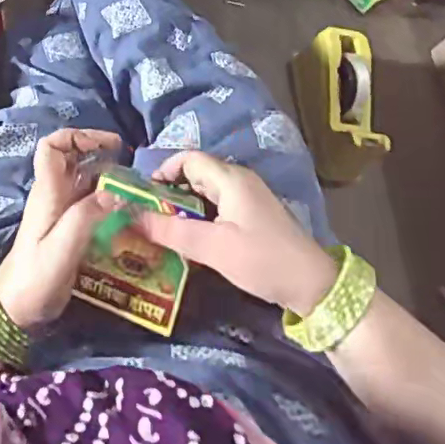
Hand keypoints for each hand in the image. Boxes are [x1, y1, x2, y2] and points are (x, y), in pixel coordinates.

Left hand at [0, 128, 121, 329]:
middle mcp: (53, 194)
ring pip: (82, 178)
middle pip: (71, 157)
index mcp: (48, 192)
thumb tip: (116, 193)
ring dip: (106, 175)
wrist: (16, 309)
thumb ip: (86, 218)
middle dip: (98, 151)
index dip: (77, 137)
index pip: (51, 146)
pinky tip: (126, 210)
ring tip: (134, 186)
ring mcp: (59, 210)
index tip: (107, 146)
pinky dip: (106, 197)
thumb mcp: (62, 249)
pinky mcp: (67, 226)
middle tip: (128, 163)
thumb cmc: (36, 278)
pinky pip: (88, 200)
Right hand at [137, 151, 338, 314]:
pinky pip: (218, 205)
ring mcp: (248, 197)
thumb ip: (172, 231)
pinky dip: (199, 215)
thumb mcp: (213, 247)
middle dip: (169, 190)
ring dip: (183, 205)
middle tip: (148, 214)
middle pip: (196, 173)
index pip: (188, 159)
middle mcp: (239, 180)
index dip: (162, 171)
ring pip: (206, 191)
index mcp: (230, 179)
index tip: (143, 195)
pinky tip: (190, 237)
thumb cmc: (262, 260)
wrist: (312, 285)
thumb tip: (132, 217)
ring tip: (162, 227)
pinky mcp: (253, 215)